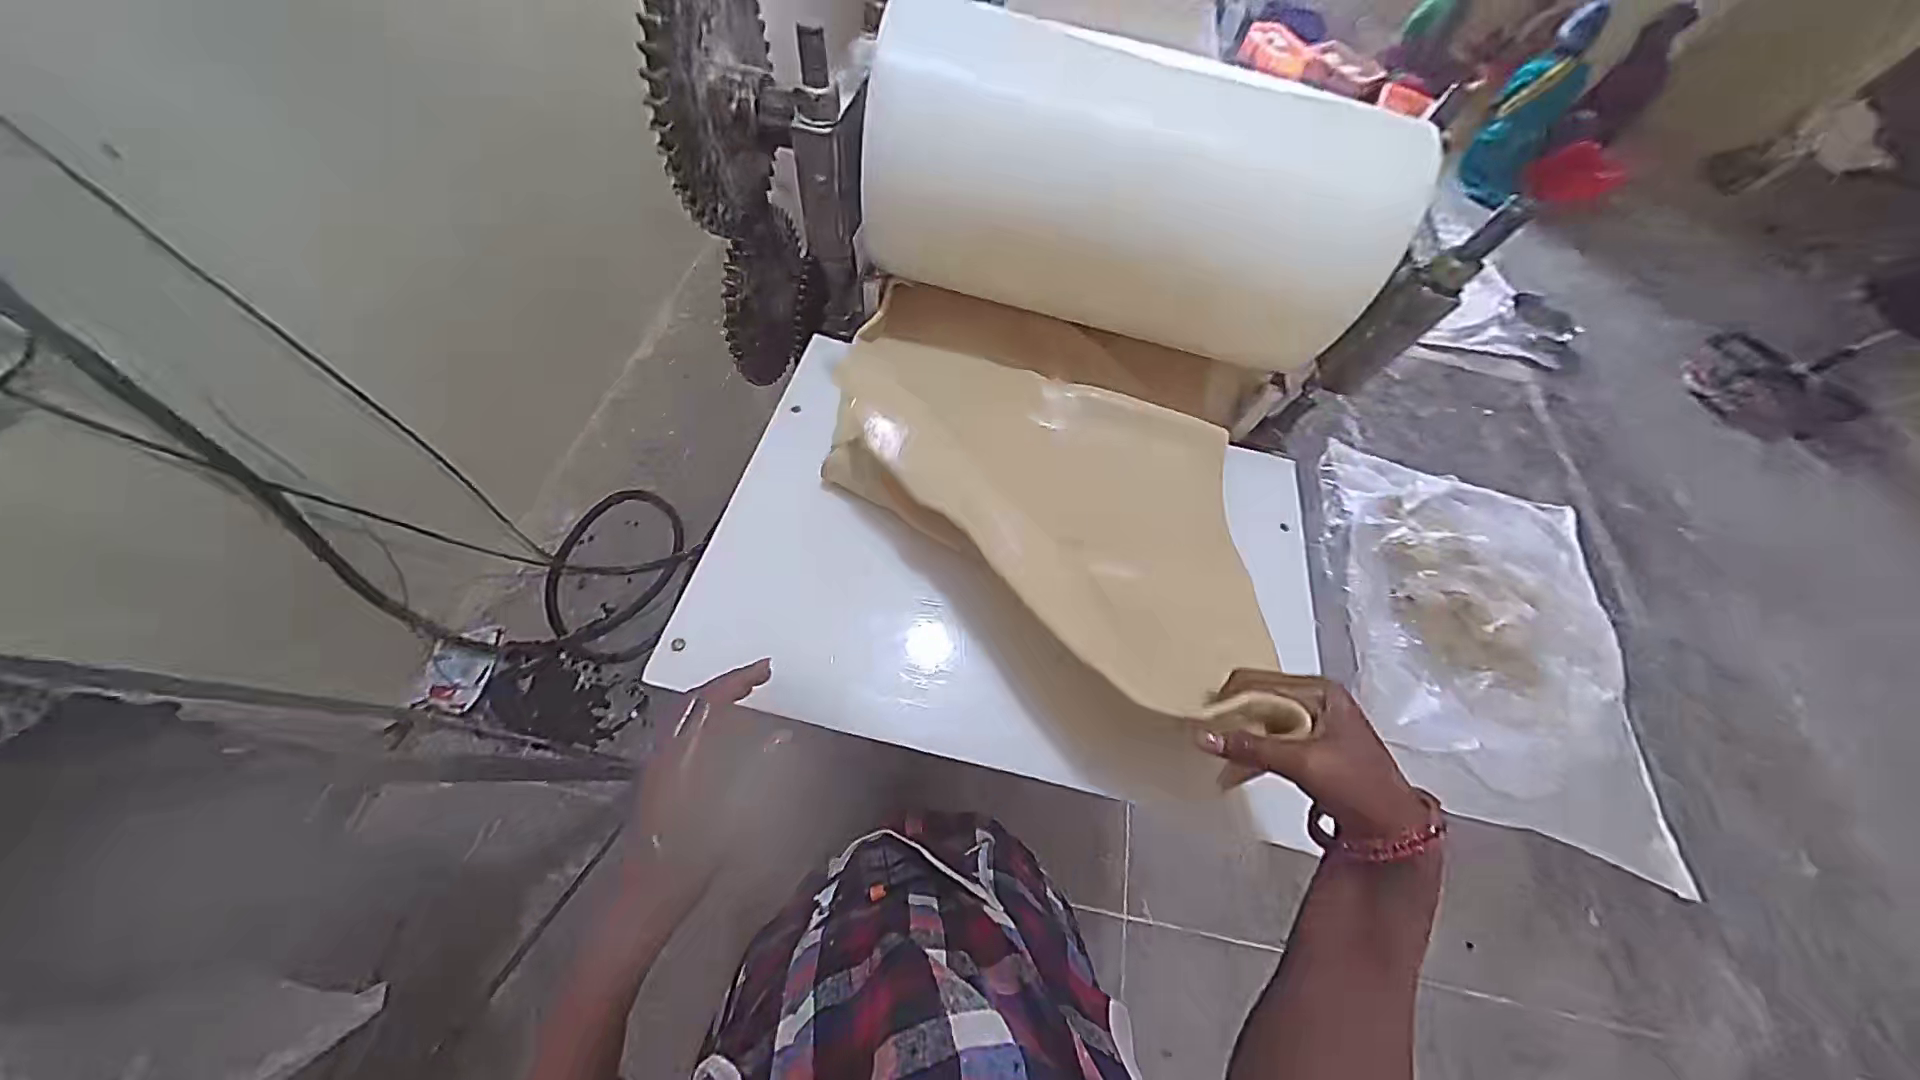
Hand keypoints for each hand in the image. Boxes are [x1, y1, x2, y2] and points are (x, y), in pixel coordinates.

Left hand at [620, 659, 783, 906]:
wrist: (650, 892)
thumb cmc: (686, 857)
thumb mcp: (732, 809)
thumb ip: (757, 768)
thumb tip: (778, 737)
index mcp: (679, 753)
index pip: (707, 698)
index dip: (737, 678)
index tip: (762, 669)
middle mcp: (665, 752)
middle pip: (694, 701)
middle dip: (728, 684)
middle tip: (756, 678)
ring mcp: (661, 766)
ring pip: (689, 717)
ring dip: (718, 701)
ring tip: (745, 697)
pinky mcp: (662, 780)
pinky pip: (687, 734)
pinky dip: (710, 723)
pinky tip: (727, 734)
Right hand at [1192, 674, 1426, 839]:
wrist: (1393, 830)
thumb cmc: (1361, 788)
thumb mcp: (1302, 763)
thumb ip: (1252, 748)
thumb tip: (1205, 736)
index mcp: (1320, 691)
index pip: (1259, 683)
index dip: (1230, 699)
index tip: (1206, 719)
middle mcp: (1315, 699)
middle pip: (1258, 698)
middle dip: (1232, 719)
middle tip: (1209, 737)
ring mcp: (1313, 721)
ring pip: (1261, 719)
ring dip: (1240, 737)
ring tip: (1219, 755)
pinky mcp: (1309, 743)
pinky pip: (1270, 738)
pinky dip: (1253, 751)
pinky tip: (1235, 769)